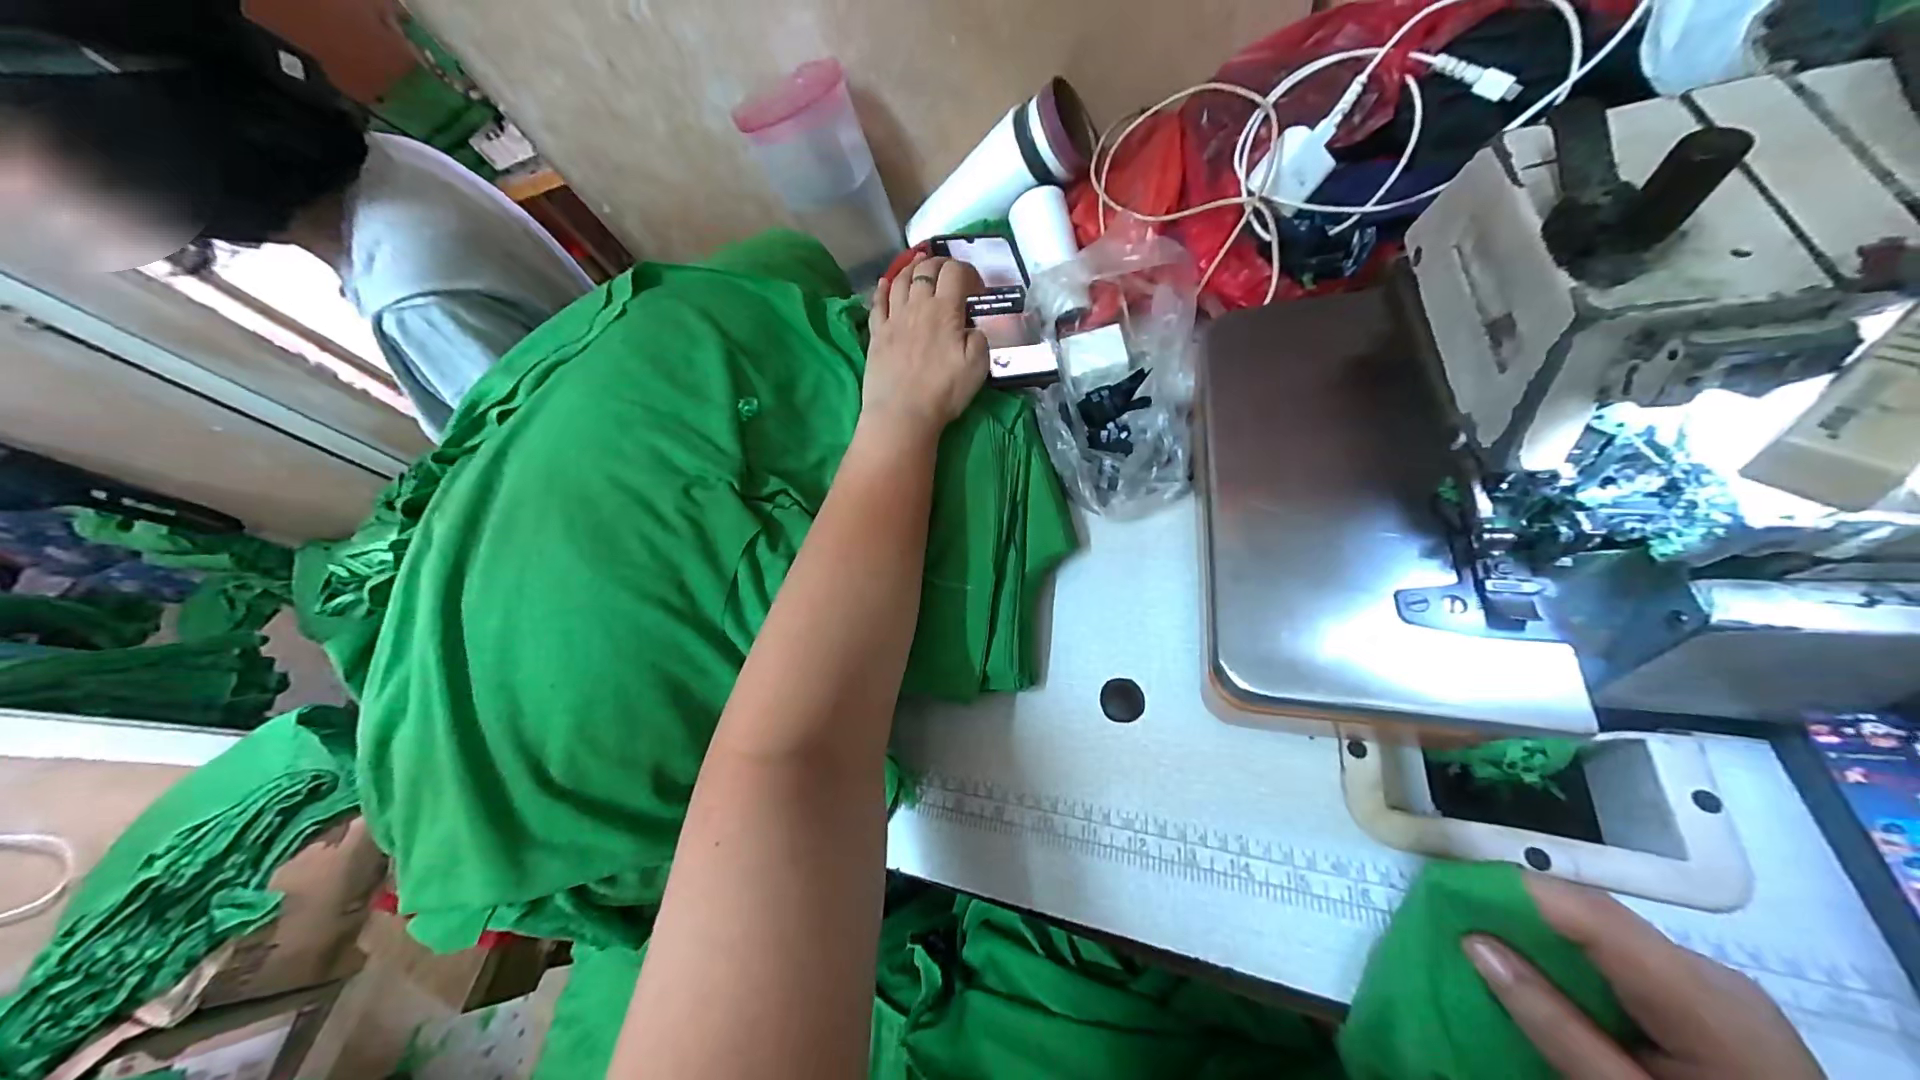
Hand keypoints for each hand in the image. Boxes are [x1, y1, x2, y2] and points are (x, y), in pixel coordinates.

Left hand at [863, 254, 987, 437]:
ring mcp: (893, 319)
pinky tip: (885, 282)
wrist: (902, 414)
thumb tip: (971, 328)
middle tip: (949, 270)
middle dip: (940, 263)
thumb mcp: (978, 365)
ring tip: (919, 264)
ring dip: (911, 268)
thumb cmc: (944, 391)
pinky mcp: (876, 335)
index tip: (976, 287)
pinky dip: (882, 288)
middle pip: (926, 270)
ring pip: (900, 281)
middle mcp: (917, 306)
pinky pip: (877, 303)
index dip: (968, 271)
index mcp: (944, 310)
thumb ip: (979, 338)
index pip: (955, 272)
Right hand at [1464, 875, 1823, 1079]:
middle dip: (1522, 913)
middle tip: (1455, 919)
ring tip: (1489, 945)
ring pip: (1608, 936)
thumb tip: (1475, 943)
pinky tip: (1547, 977)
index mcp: (1703, 997)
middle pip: (1597, 919)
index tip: (1446, 888)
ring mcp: (1719, 989)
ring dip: (1544, 936)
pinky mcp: (1713, 1005)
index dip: (1515, 889)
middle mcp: (1714, 974)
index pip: (1592, 912)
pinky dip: (1576, 960)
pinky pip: (1628, 961)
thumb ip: (1554, 1026)